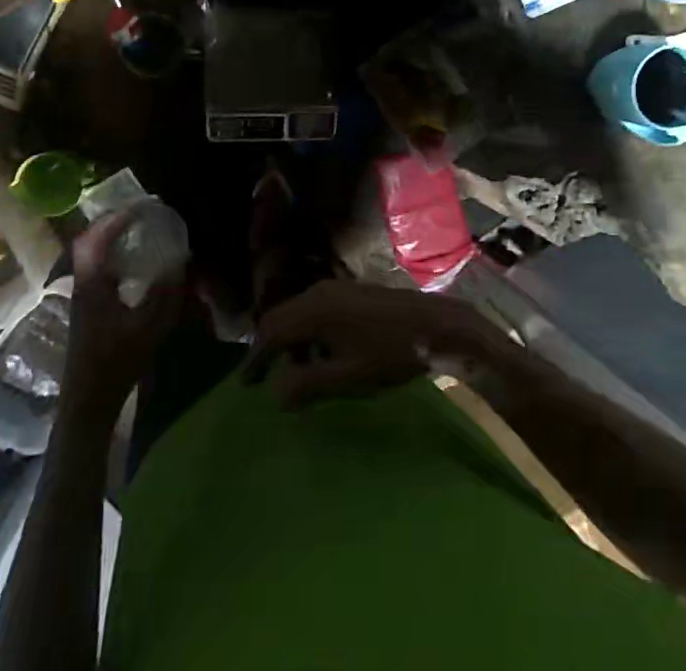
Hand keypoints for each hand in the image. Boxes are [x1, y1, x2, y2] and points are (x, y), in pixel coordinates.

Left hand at [63, 211, 181, 414]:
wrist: (89, 398)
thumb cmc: (116, 360)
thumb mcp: (148, 326)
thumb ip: (165, 292)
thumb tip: (180, 260)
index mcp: (91, 283)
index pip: (95, 239)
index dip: (115, 218)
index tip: (140, 207)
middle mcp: (82, 284)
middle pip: (89, 243)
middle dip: (111, 224)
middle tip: (139, 215)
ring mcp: (82, 296)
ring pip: (91, 257)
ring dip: (110, 240)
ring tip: (137, 232)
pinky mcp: (87, 308)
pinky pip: (98, 270)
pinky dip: (113, 258)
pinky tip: (134, 267)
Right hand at [244, 280, 516, 408]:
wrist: (439, 326)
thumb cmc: (392, 353)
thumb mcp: (347, 377)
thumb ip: (306, 385)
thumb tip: (275, 395)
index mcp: (313, 311)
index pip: (271, 333)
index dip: (256, 359)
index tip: (246, 383)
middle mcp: (318, 293)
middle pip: (280, 319)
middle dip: (271, 349)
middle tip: (264, 377)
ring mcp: (335, 289)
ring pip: (298, 314)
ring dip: (292, 341)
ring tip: (298, 372)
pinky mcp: (350, 292)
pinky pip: (315, 311)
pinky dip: (309, 333)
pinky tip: (324, 354)